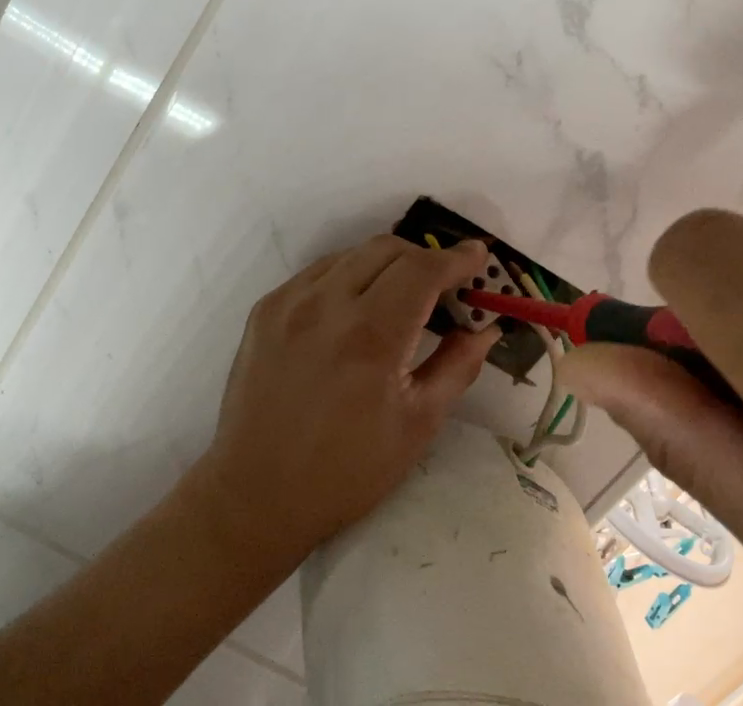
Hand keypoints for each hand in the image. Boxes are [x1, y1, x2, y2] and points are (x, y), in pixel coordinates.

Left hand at [187, 235, 500, 561]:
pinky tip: (353, 310)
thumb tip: (485, 329)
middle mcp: (326, 305)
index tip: (478, 255)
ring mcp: (288, 303)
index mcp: (371, 335)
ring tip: (398, 297)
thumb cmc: (347, 471)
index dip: (455, 258)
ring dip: (383, 264)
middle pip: (385, 248)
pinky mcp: (264, 311)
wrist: (257, 492)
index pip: (421, 269)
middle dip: (423, 256)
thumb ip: (456, 367)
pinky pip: (314, 274)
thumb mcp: (417, 425)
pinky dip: (345, 277)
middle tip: (443, 284)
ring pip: (348, 255)